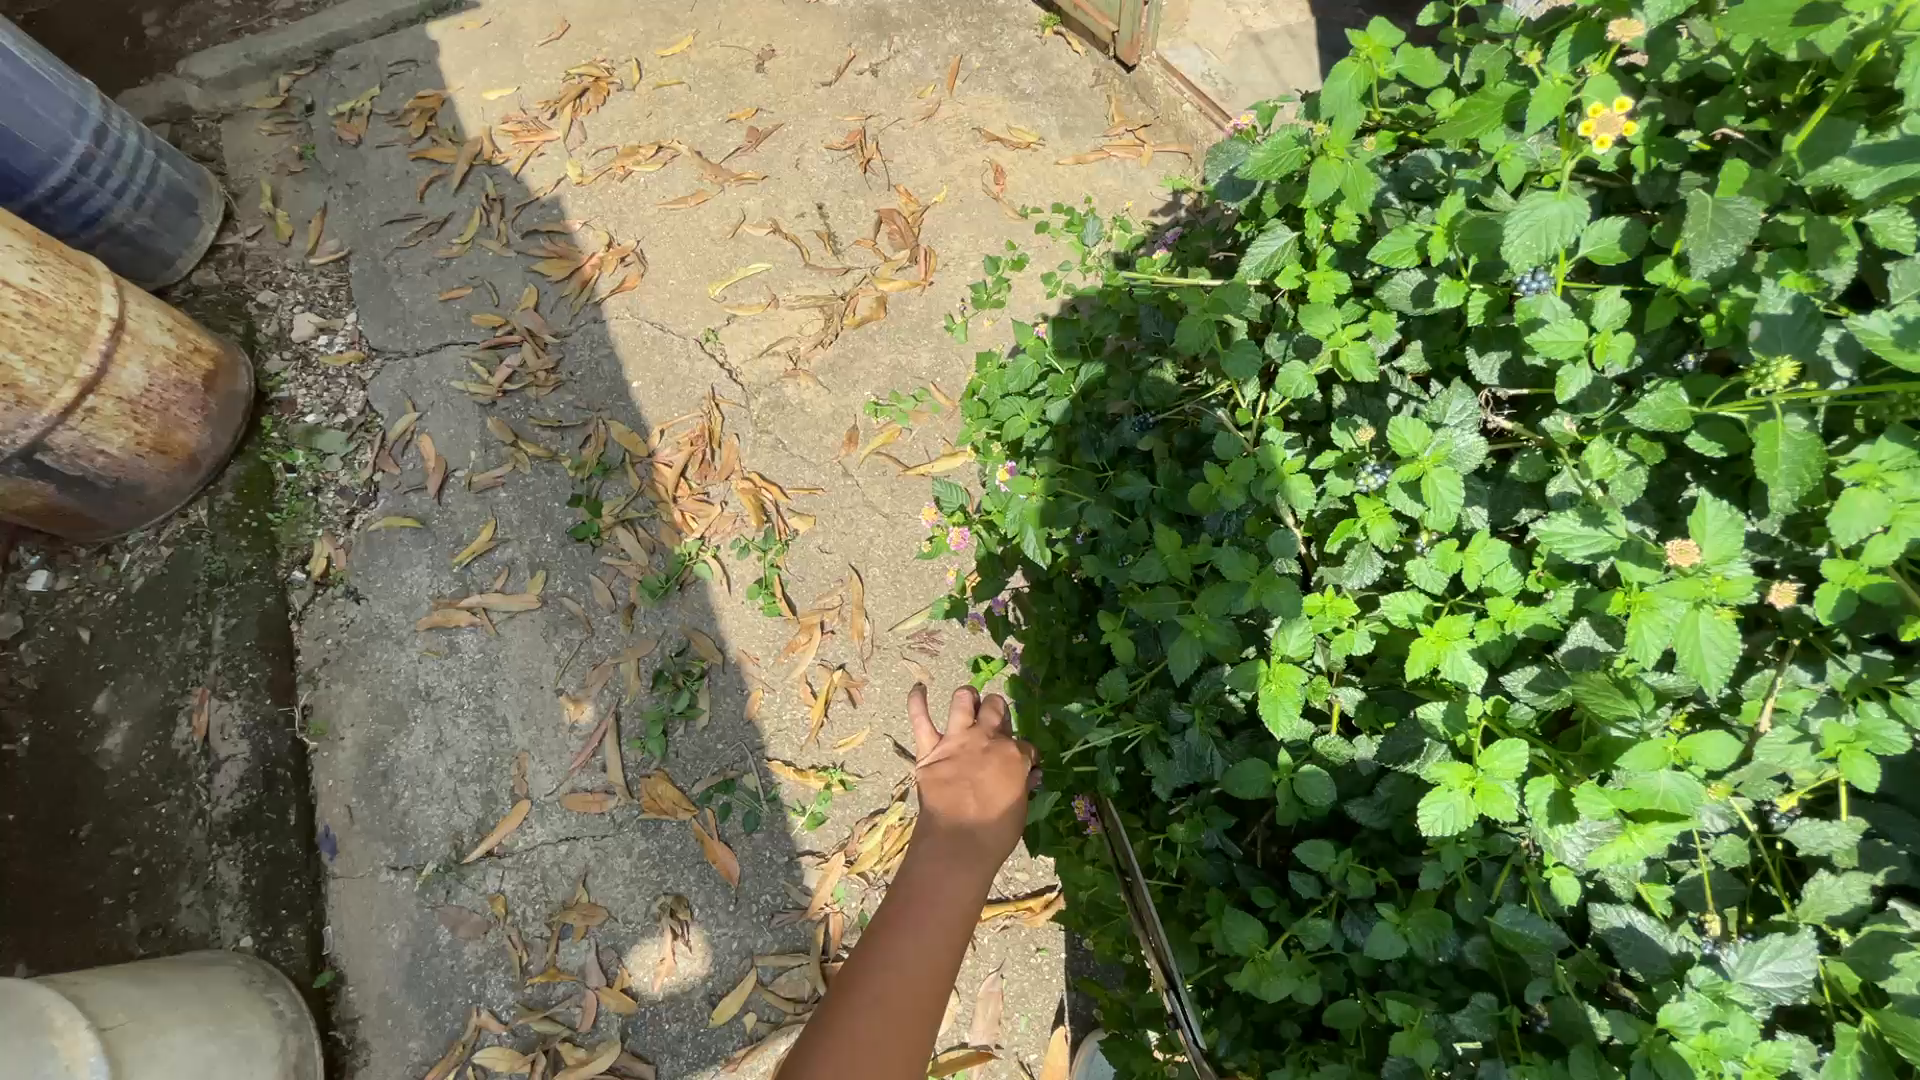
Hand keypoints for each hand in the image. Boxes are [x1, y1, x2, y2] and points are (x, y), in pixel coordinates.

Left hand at [906, 684, 1037, 880]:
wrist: (958, 842)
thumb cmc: (995, 832)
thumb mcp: (1020, 808)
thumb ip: (1024, 785)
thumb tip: (1032, 774)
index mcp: (1014, 754)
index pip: (1025, 744)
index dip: (1025, 753)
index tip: (1024, 764)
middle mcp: (986, 738)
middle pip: (995, 707)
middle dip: (998, 710)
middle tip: (996, 722)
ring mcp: (957, 740)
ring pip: (963, 700)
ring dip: (967, 697)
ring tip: (969, 700)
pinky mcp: (930, 748)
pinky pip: (920, 718)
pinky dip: (917, 702)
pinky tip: (918, 689)